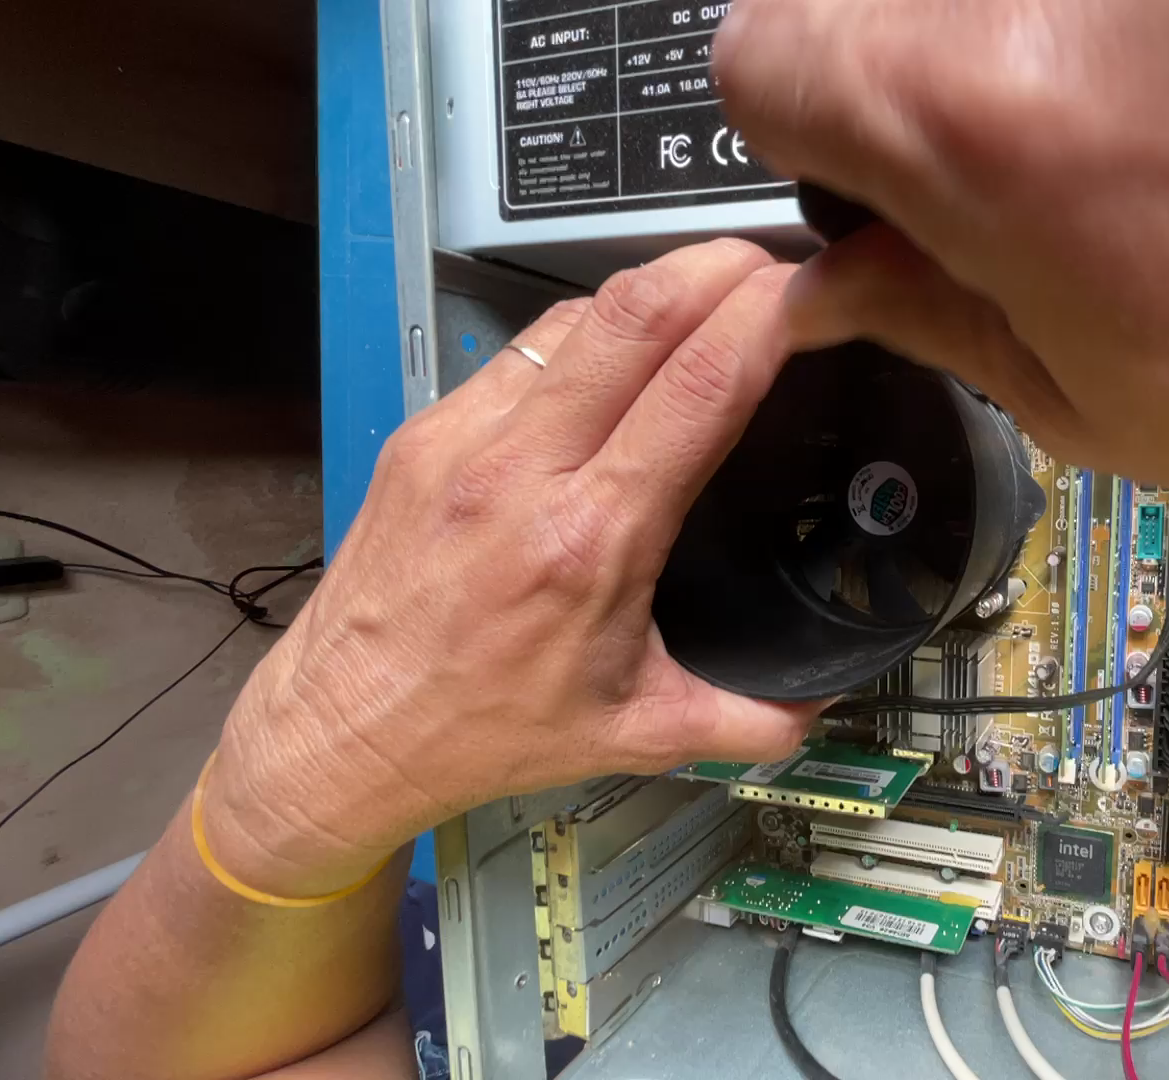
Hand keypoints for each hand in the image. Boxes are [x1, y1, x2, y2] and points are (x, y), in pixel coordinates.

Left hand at [200, 241, 812, 897]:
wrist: (342, 733)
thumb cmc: (494, 731)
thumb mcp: (644, 735)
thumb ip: (753, 722)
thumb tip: (826, 708)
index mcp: (592, 538)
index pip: (696, 387)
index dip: (762, 319)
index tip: (813, 289)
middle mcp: (524, 468)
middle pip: (635, 315)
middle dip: (719, 267)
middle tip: (782, 262)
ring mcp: (464, 436)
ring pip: (580, 313)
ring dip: (662, 283)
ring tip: (721, 288)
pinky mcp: (429, 429)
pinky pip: (532, 345)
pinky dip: (602, 321)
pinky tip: (637, 336)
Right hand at [716, 0, 1168, 723]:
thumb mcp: (1097, 407)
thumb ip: (932, 311)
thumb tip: (832, 281)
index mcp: (995, 110)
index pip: (766, 54)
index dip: (802, 141)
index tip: (860, 197)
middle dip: (912, 96)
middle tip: (1014, 197)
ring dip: (1042, 57)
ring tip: (1160, 156)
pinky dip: (1159, 28)